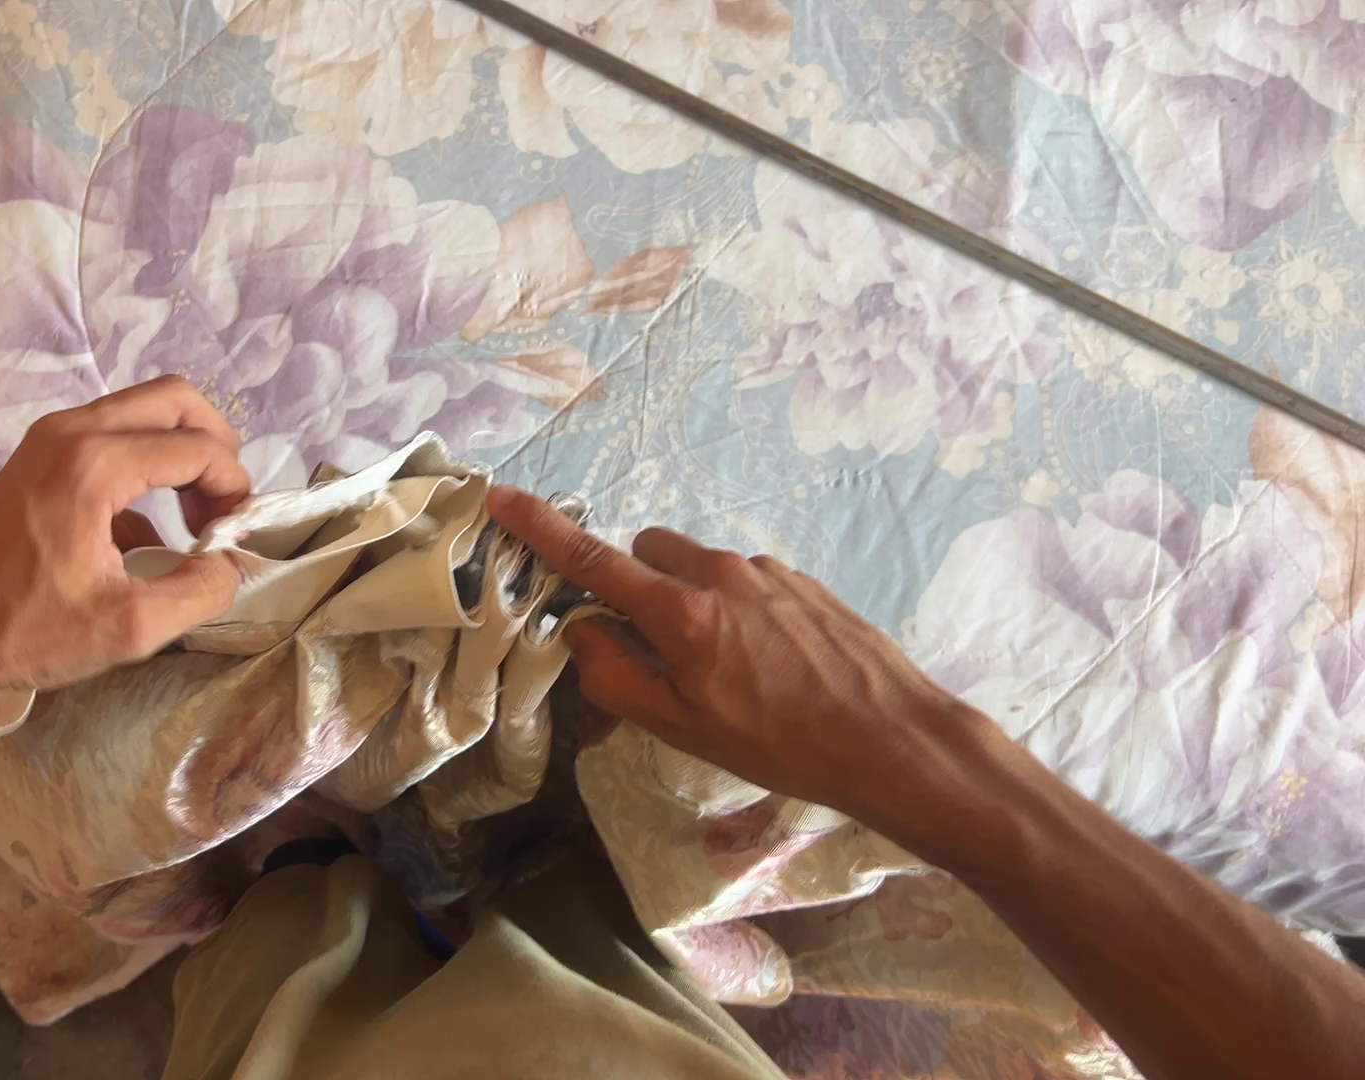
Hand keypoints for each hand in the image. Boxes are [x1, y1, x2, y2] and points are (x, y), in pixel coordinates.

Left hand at [0, 376, 250, 722]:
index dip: (234, 488)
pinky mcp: (37, 457)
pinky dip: (149, 467)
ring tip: (194, 516)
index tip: (236, 535)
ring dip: (183, 452)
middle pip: (175, 400)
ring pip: (144, 410)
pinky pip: (114, 436)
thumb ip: (202, 591)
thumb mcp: (130, 627)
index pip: (199, 448)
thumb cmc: (23, 632)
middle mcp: (72, 432)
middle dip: (217, 447)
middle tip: (224, 505)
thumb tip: (231, 564)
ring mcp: (49, 438)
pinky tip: (144, 537)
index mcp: (95, 465)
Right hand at [487, 486, 996, 817]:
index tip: (502, 495)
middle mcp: (717, 571)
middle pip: (645, 550)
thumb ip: (613, 674)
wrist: (896, 742)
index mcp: (679, 610)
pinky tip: (768, 656)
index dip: (540, 527)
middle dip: (634, 583)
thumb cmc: (777, 743)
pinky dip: (731, 603)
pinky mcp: (800, 577)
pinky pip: (739, 576)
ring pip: (693, 564)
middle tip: (660, 645)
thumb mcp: (679, 726)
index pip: (591, 558)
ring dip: (686, 596)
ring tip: (727, 662)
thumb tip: (581, 629)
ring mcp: (764, 569)